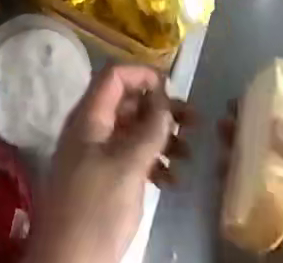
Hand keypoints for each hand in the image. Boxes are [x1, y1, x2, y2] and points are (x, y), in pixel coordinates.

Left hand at [28, 65, 190, 262]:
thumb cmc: (96, 208)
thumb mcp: (128, 166)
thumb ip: (149, 130)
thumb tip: (164, 100)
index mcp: (89, 117)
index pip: (115, 76)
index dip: (143, 75)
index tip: (172, 90)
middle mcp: (90, 130)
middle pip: (127, 103)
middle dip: (160, 109)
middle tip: (194, 121)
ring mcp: (95, 156)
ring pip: (132, 131)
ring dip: (161, 137)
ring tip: (189, 153)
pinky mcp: (102, 181)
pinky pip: (130, 159)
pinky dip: (152, 163)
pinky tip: (173, 181)